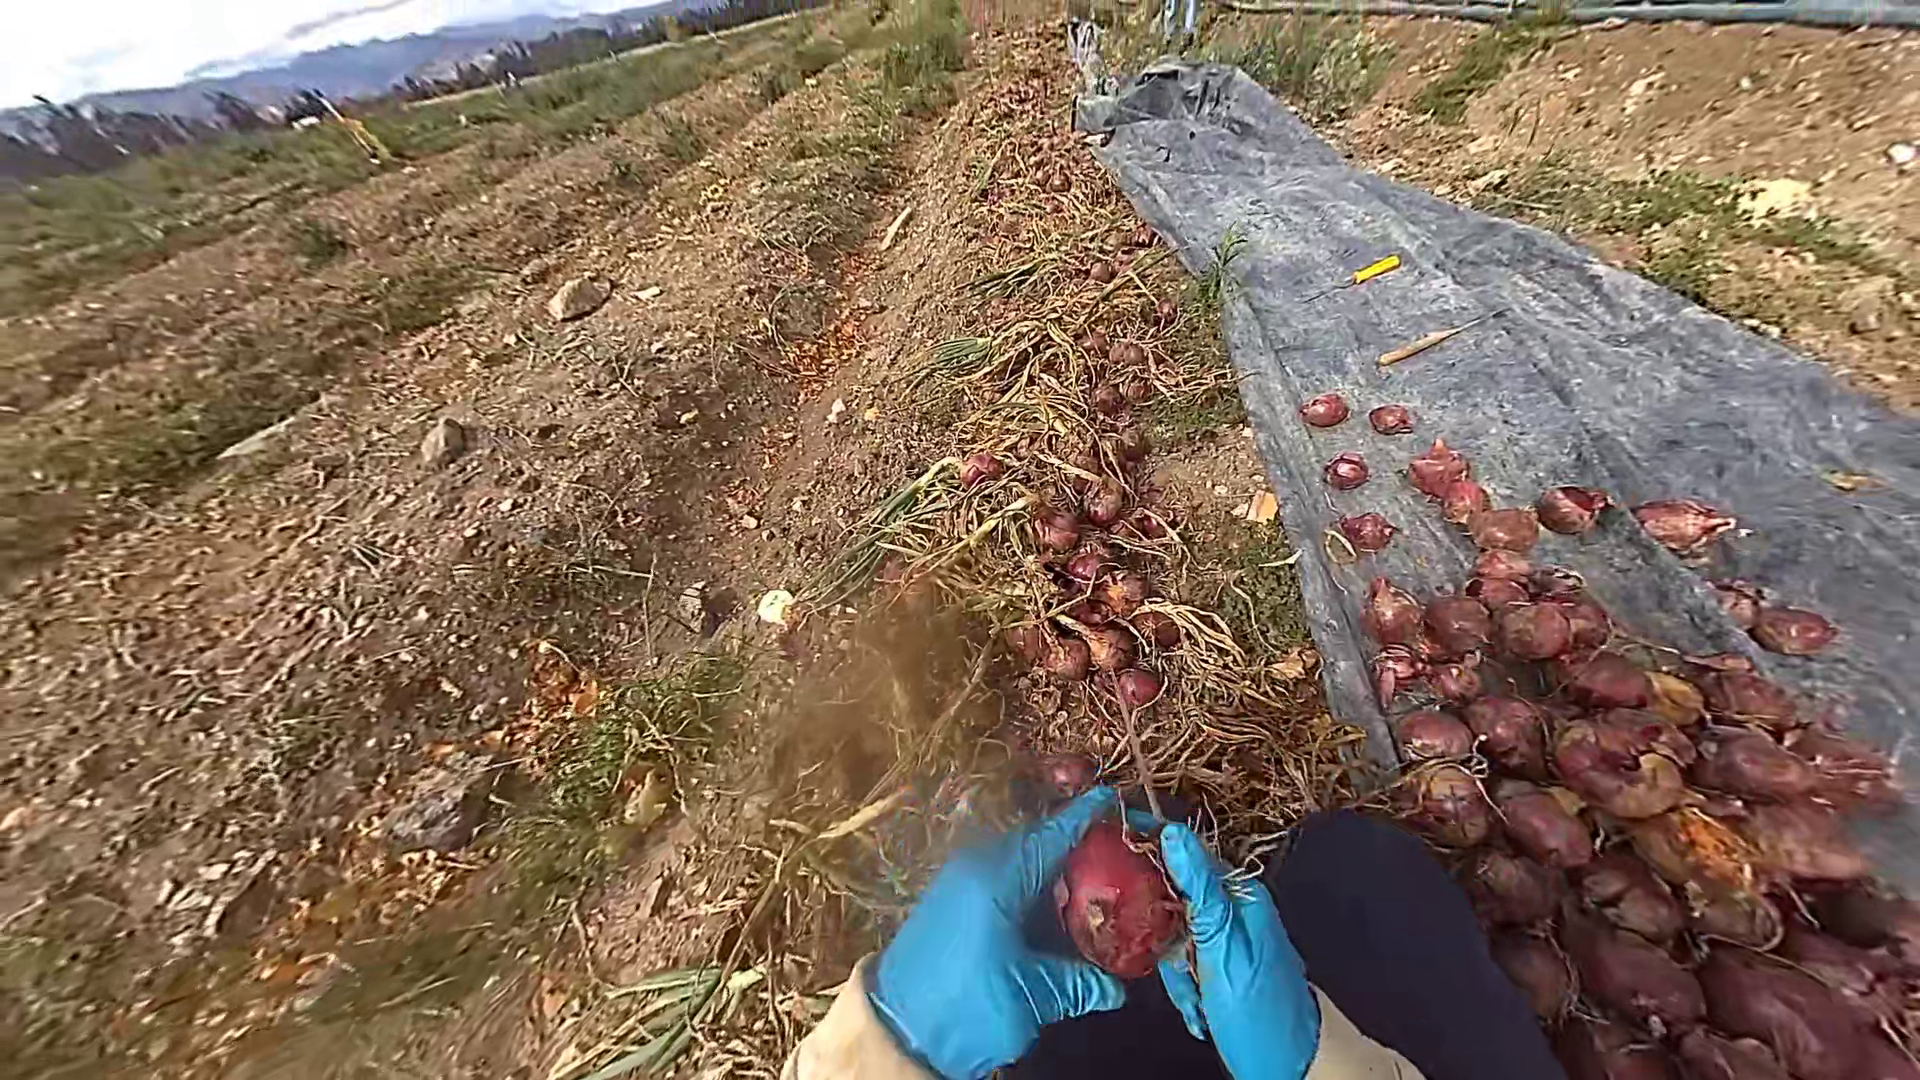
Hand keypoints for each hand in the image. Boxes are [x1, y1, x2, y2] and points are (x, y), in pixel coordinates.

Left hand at [870, 788, 1128, 1078]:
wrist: (898, 1031)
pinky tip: (1045, 902)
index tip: (1106, 796)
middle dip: (1068, 840)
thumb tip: (1115, 986)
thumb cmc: (965, 1005)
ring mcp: (960, 877)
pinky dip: (1026, 879)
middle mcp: (977, 865)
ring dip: (1047, 862)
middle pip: (1033, 841)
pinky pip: (998, 872)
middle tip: (1105, 845)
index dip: (1080, 816)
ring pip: (1015, 857)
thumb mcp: (1029, 996)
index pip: (1049, 836)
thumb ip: (1075, 983)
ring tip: (1083, 873)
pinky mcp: (952, 895)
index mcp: (998, 876)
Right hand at [1157, 823, 1320, 1079]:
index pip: (1181, 845)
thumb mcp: (1224, 947)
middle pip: (1170, 886)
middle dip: (1158, 921)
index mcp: (1236, 890)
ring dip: (1171, 959)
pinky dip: (1181, 977)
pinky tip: (1195, 1003)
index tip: (1113, 846)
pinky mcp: (1217, 955)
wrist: (1299, 1074)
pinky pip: (1181, 949)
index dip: (1146, 843)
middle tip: (1170, 958)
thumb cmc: (1262, 1012)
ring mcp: (1224, 930)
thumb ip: (1199, 887)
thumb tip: (1172, 831)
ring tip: (1192, 994)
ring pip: (1170, 921)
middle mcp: (1231, 903)